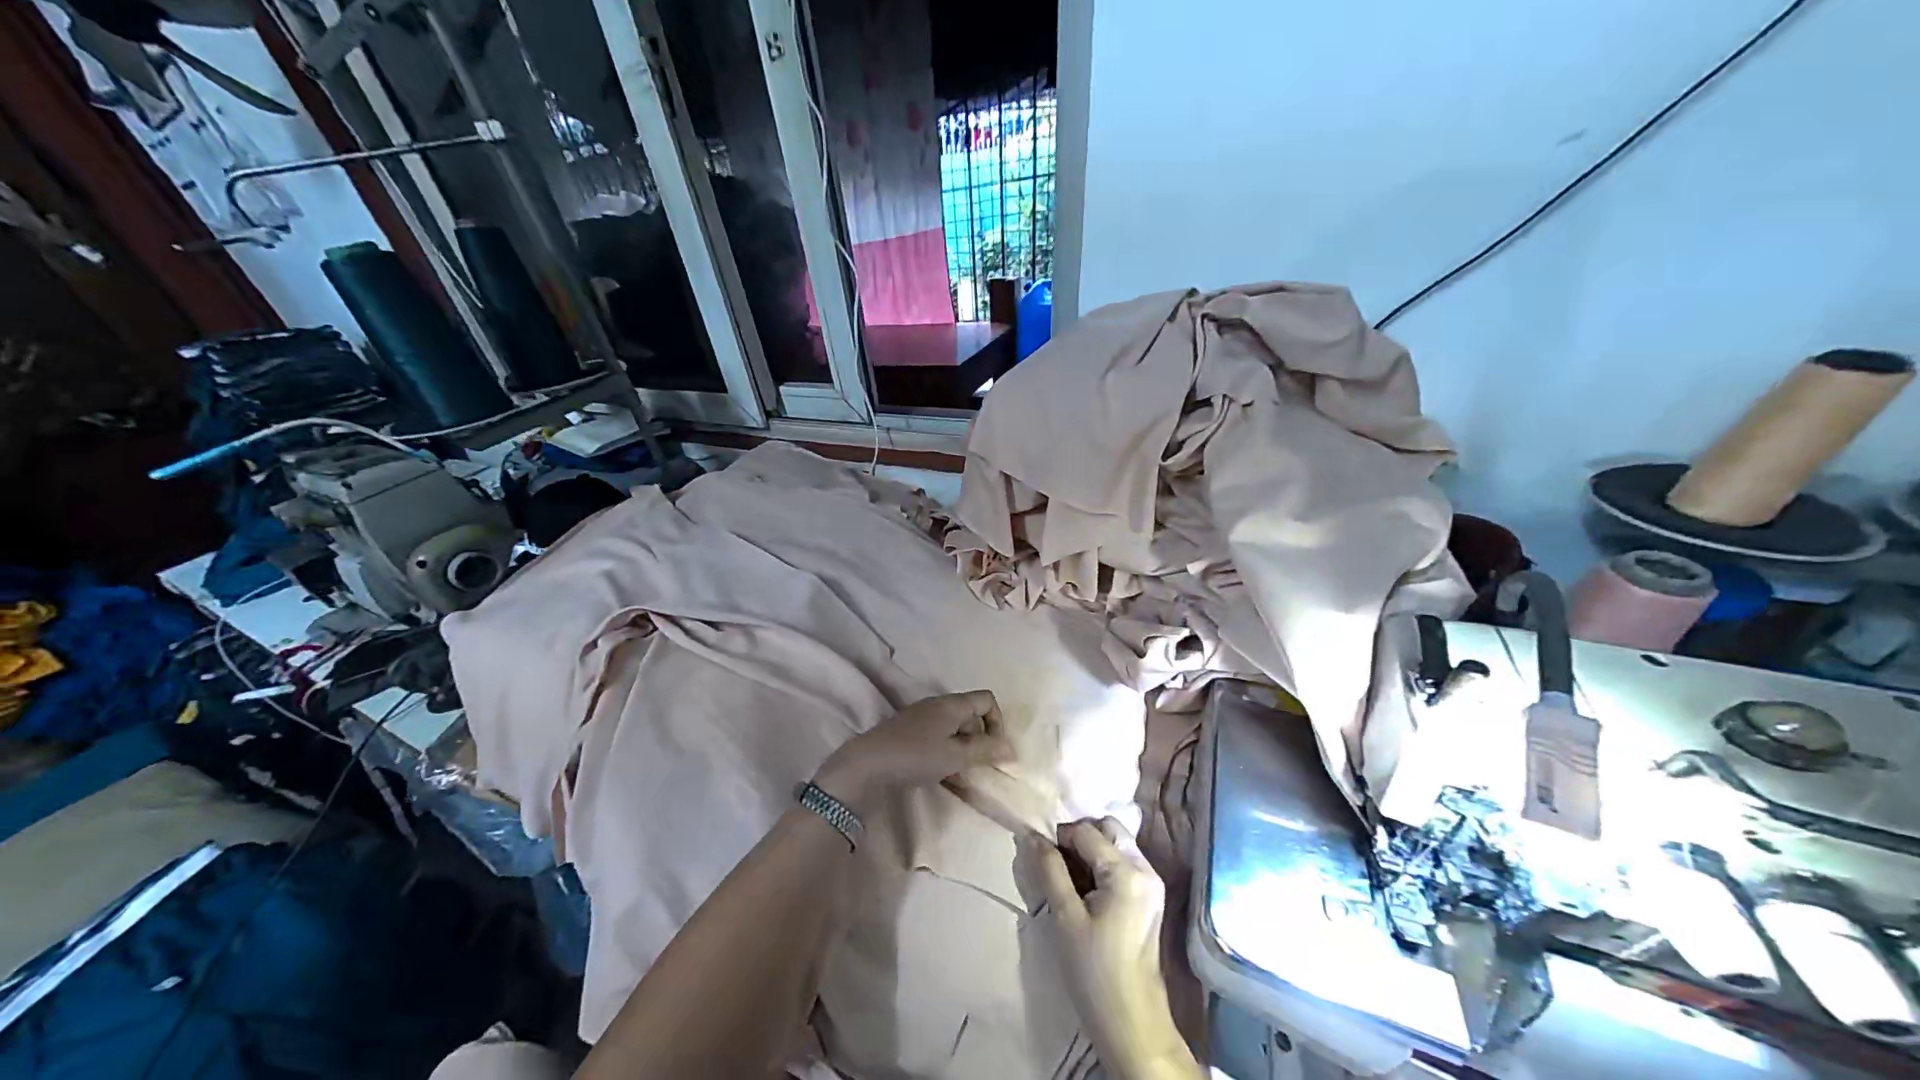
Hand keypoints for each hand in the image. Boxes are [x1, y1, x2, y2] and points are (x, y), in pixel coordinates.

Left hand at [813, 690, 1012, 813]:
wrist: (866, 764)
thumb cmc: (915, 756)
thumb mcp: (955, 756)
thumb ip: (985, 751)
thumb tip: (1011, 749)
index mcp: (951, 704)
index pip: (986, 699)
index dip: (997, 722)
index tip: (994, 749)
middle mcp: (936, 705)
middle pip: (970, 715)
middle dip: (980, 740)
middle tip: (978, 767)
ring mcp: (920, 718)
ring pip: (953, 729)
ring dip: (962, 750)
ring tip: (960, 776)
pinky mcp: (907, 733)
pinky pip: (937, 738)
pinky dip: (945, 753)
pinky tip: (941, 775)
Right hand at [1019, 819, 1200, 1079]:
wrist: (1132, 1019)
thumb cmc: (1094, 970)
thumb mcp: (1065, 917)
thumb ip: (1050, 870)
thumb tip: (1033, 836)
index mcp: (1127, 872)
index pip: (1086, 831)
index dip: (1060, 838)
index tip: (1043, 858)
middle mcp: (1146, 868)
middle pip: (1108, 828)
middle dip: (1080, 836)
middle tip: (1057, 864)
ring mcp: (1153, 882)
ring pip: (1117, 842)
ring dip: (1091, 849)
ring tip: (1069, 878)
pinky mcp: (1151, 896)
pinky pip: (1124, 861)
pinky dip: (1103, 863)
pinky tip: (1087, 889)